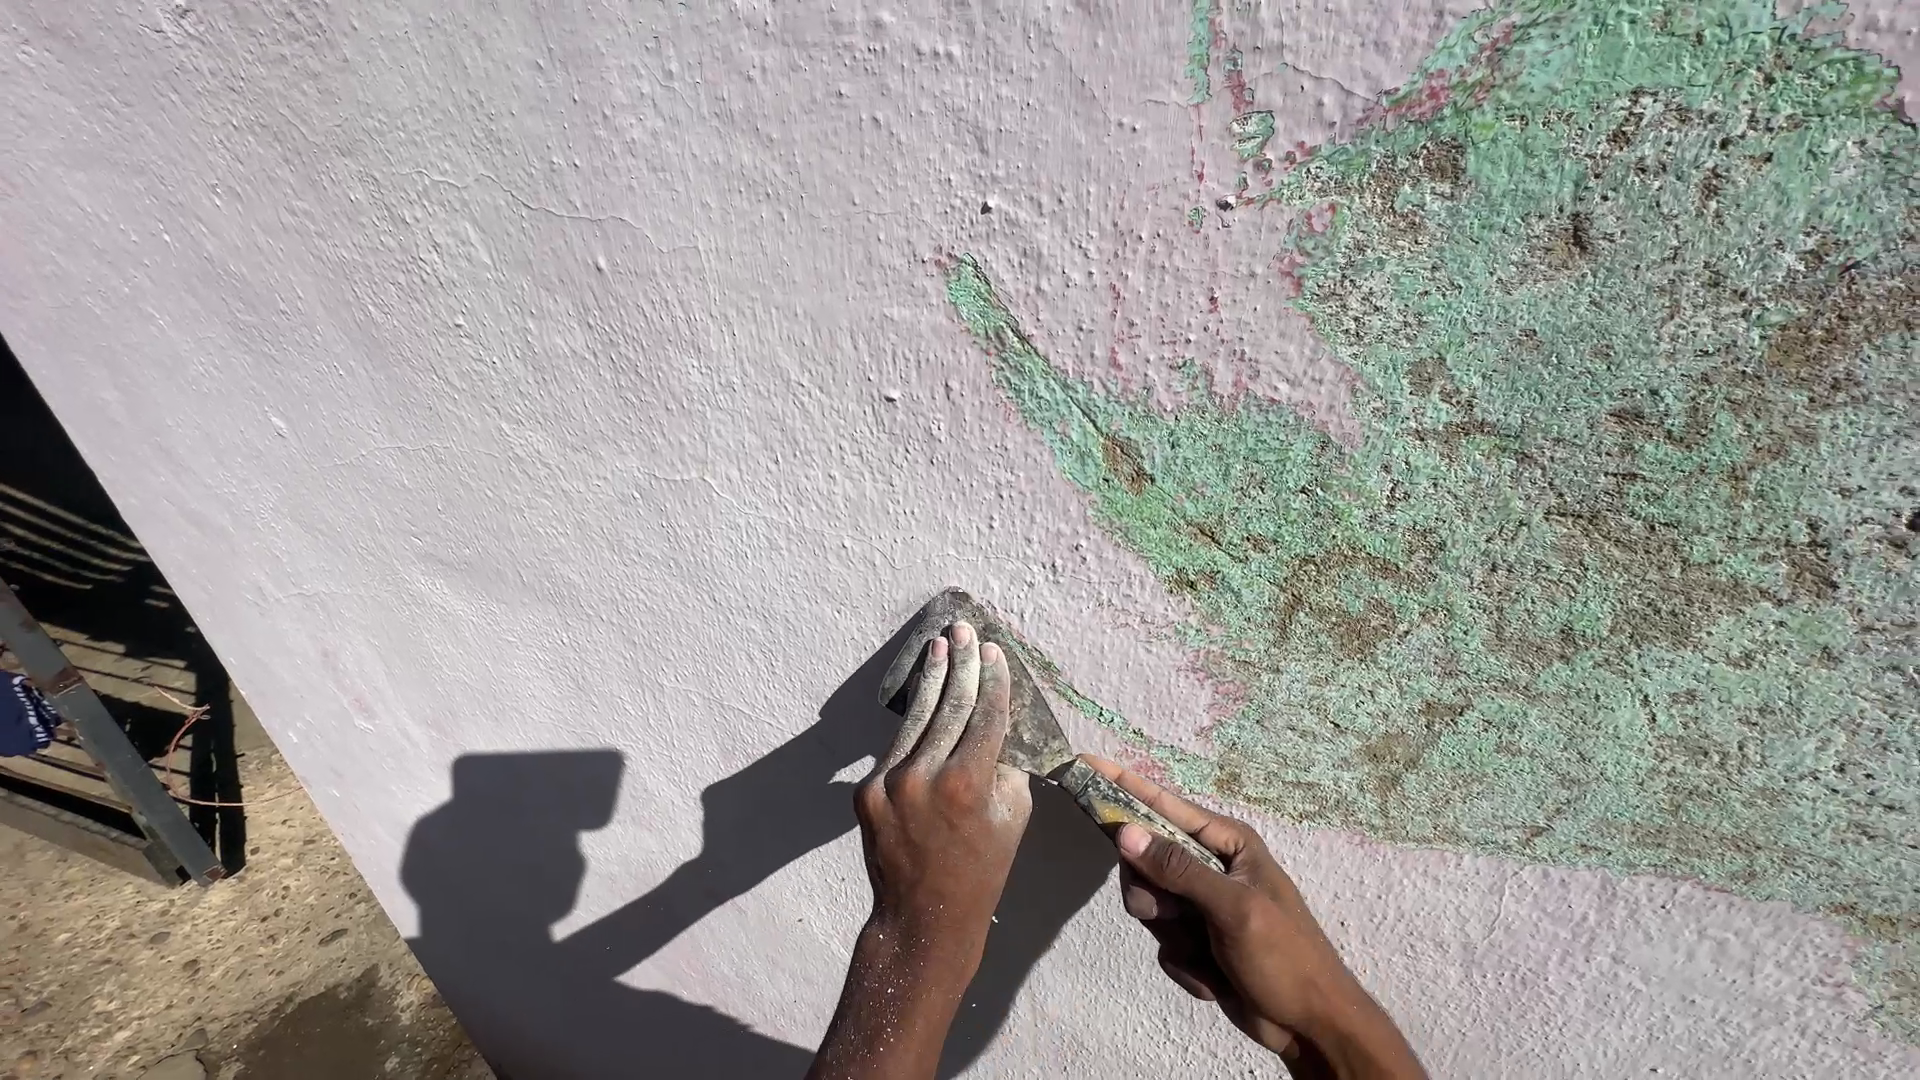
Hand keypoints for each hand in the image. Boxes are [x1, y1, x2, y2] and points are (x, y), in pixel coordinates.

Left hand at [856, 620, 1032, 949]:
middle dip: (961, 665)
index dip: (992, 681)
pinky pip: (897, 748)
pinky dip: (913, 722)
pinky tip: (923, 694)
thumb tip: (993, 723)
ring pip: (916, 719)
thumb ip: (1003, 764)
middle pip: (948, 706)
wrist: (924, 916)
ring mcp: (888, 783)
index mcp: (967, 783)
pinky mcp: (866, 791)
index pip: (985, 716)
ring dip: (931, 679)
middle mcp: (924, 776)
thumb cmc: (982, 868)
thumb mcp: (1012, 815)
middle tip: (965, 630)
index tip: (995, 652)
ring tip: (940, 646)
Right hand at [1084, 756, 1424, 1079]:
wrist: (1313, 1030)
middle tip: (1164, 914)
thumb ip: (1178, 869)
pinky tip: (1215, 976)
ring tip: (1204, 952)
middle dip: (1150, 891)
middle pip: (1144, 859)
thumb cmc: (1285, 957)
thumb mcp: (1232, 909)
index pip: (1163, 804)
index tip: (1085, 763)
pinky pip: (1162, 940)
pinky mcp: (1195, 938)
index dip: (1123, 785)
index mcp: (1226, 843)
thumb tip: (1125, 832)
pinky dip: (1184, 962)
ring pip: (1148, 901)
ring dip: (1170, 933)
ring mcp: (1199, 903)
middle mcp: (1209, 865)